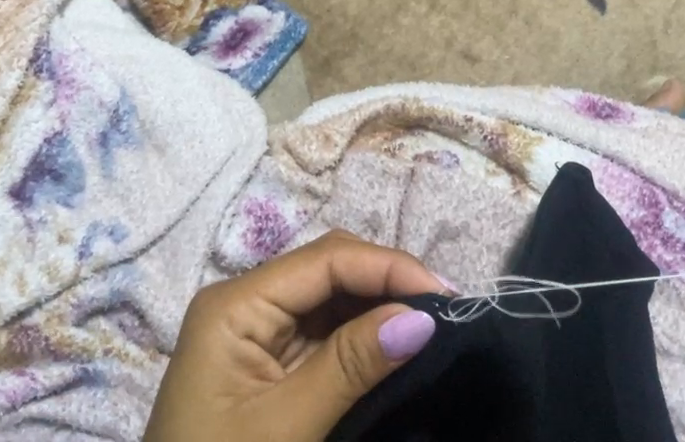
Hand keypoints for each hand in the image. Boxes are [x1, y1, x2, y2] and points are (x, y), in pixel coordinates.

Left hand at [144, 230, 448, 441]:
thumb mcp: (288, 426)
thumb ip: (352, 365)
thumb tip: (421, 318)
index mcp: (236, 303)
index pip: (326, 259)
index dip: (389, 267)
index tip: (448, 295)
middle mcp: (245, 302)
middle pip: (329, 268)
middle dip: (387, 281)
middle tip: (446, 311)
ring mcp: (255, 332)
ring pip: (331, 296)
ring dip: (380, 305)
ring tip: (431, 324)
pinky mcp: (266, 362)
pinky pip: (323, 332)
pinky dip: (362, 335)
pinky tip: (395, 343)